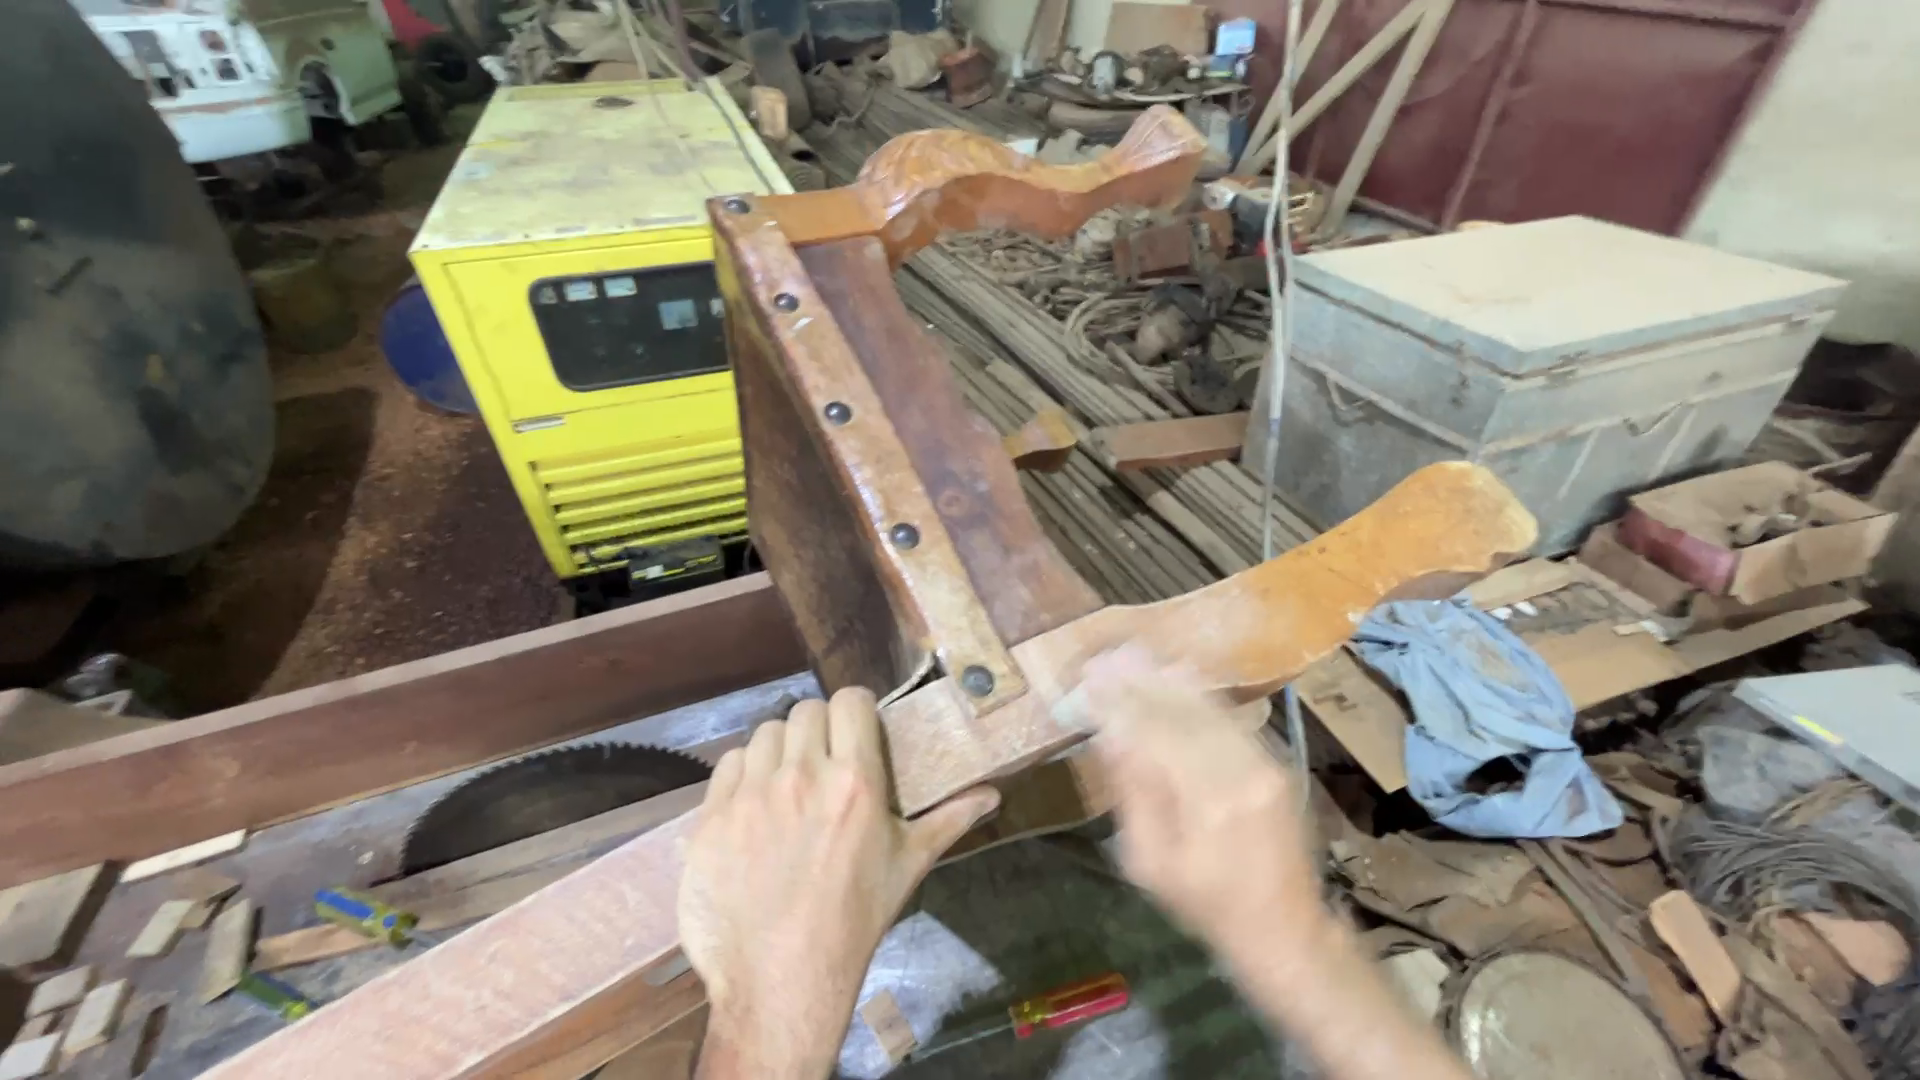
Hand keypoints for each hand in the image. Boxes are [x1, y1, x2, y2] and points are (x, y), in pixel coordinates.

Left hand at [679, 687, 999, 1078]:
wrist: (781, 980)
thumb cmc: (855, 918)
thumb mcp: (908, 865)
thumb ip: (950, 819)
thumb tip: (992, 793)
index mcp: (854, 781)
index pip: (850, 701)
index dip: (856, 708)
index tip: (857, 726)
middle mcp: (801, 776)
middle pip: (806, 711)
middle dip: (819, 728)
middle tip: (823, 758)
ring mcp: (751, 795)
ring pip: (764, 734)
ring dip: (779, 749)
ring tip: (786, 782)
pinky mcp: (711, 817)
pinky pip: (728, 766)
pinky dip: (743, 776)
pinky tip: (753, 805)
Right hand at [1076, 647, 1328, 961]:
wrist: (1284, 928)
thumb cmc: (1205, 905)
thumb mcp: (1151, 864)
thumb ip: (1134, 795)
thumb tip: (1111, 735)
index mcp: (1205, 803)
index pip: (1152, 733)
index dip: (1117, 703)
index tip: (1087, 681)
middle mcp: (1239, 772)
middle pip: (1180, 711)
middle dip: (1138, 682)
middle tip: (1104, 658)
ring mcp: (1264, 764)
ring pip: (1207, 707)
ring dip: (1166, 678)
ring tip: (1132, 654)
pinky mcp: (1275, 763)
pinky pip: (1231, 717)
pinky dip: (1200, 692)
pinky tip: (1176, 673)